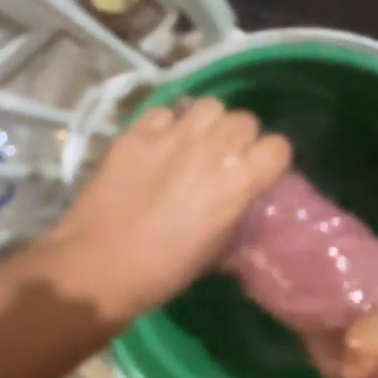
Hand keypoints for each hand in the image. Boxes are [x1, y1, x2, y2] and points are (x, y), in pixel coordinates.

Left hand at [44, 98, 290, 319]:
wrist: (99, 266)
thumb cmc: (164, 271)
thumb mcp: (216, 251)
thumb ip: (235, 216)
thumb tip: (241, 204)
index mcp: (237, 183)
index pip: (277, 146)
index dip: (270, 159)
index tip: (259, 172)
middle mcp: (210, 150)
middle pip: (244, 120)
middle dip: (240, 138)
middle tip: (224, 159)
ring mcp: (170, 137)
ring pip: (208, 106)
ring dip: (208, 124)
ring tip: (195, 143)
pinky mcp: (136, 133)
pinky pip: (164, 113)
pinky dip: (167, 125)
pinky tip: (159, 145)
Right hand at [329, 258, 377, 377]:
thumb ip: (373, 335)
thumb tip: (344, 358)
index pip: (353, 275)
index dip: (332, 298)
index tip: (317, 323)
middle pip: (349, 315)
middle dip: (343, 344)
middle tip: (347, 368)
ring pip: (357, 346)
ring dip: (356, 369)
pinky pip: (371, 371)